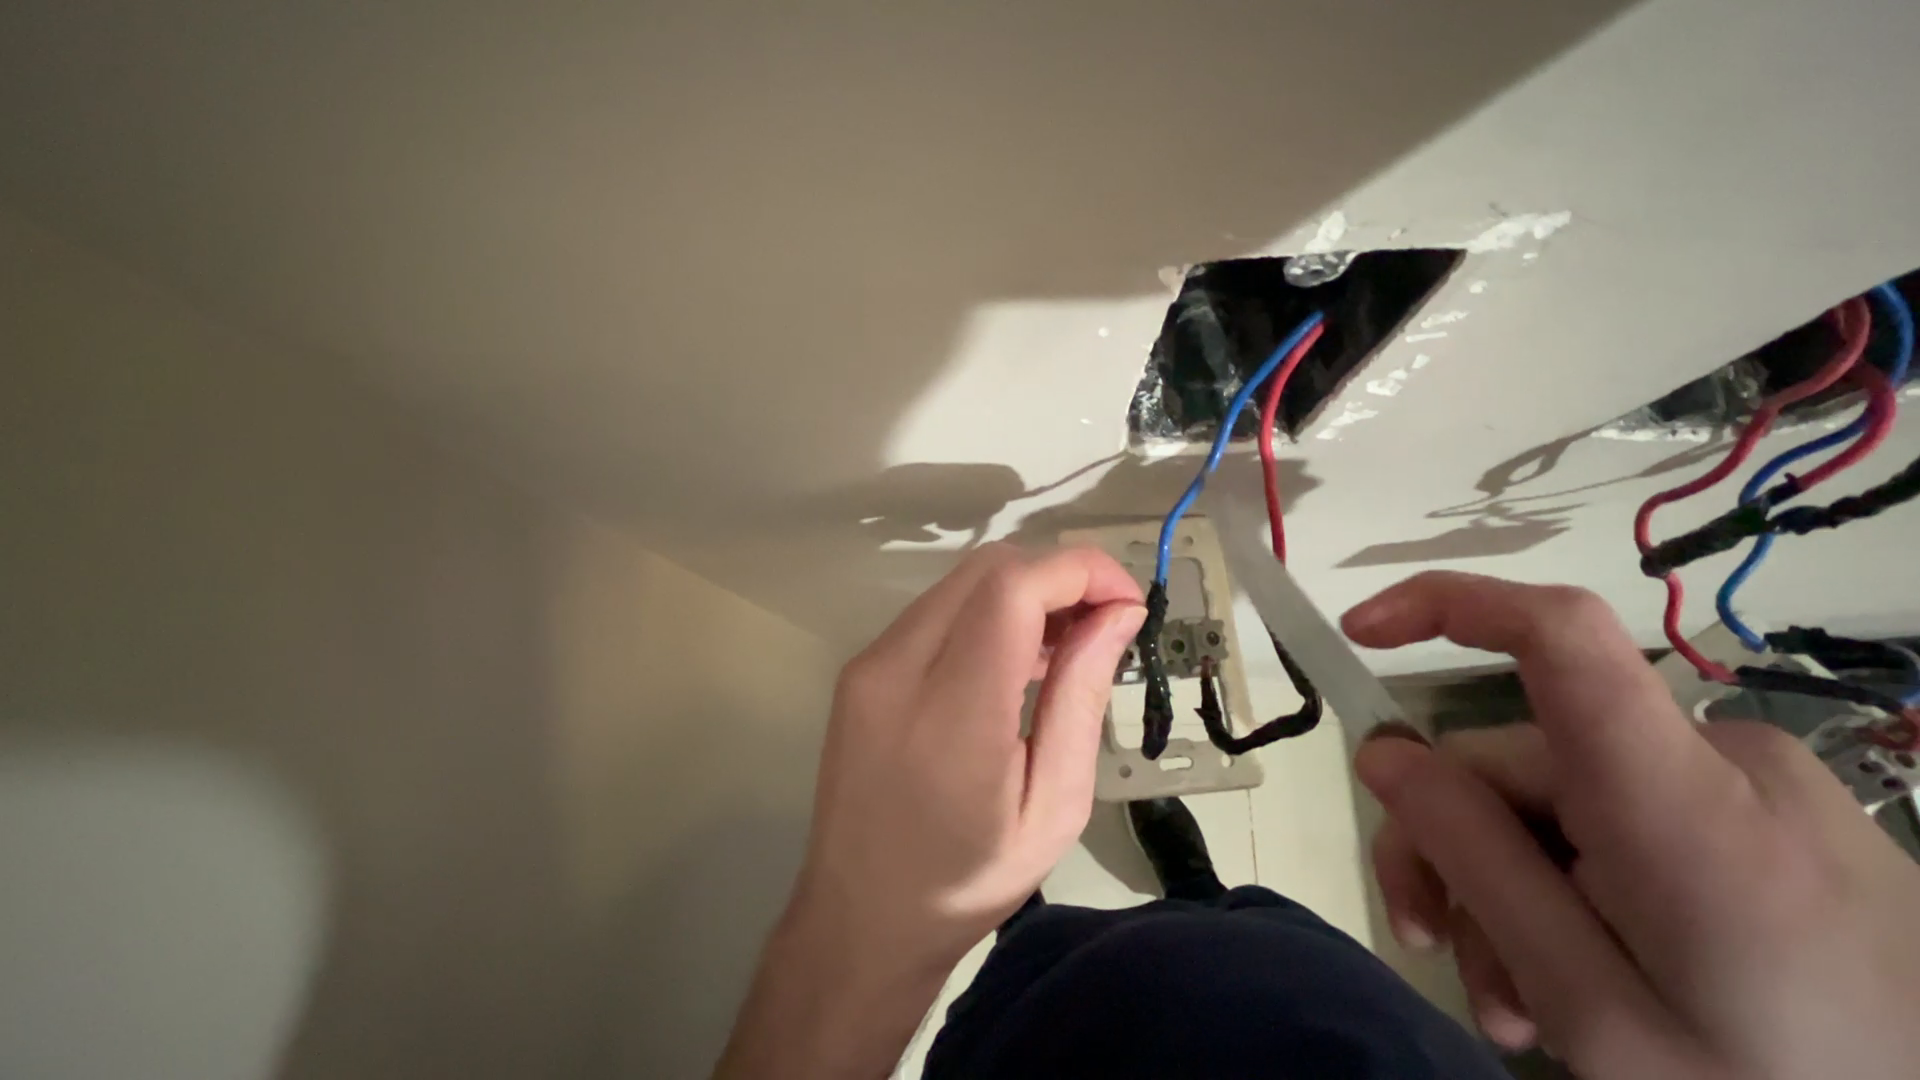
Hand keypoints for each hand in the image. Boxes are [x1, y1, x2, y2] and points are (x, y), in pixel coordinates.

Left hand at [717, 543, 1143, 1077]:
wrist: (860, 918)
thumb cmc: (970, 880)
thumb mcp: (1054, 805)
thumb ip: (1081, 697)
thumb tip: (1118, 614)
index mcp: (950, 716)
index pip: (1012, 589)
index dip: (1079, 571)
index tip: (1128, 602)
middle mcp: (896, 671)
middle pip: (987, 569)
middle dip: (1058, 575)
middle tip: (1105, 624)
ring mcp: (868, 665)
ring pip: (960, 582)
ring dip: (1024, 591)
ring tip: (1067, 645)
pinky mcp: (859, 669)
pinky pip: (936, 610)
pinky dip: (987, 612)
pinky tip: (1016, 658)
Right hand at [1344, 571, 1919, 1079]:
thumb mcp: (1587, 1004)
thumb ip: (1474, 861)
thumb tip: (1384, 754)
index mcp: (1683, 802)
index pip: (1559, 634)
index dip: (1443, 603)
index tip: (1358, 632)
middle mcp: (1721, 759)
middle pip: (1515, 758)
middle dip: (1451, 846)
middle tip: (1430, 943)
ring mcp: (1752, 782)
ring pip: (1552, 799)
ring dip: (1505, 886)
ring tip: (1513, 999)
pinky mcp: (1765, 809)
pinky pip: (1614, 816)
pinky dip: (1568, 883)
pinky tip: (1569, 973)